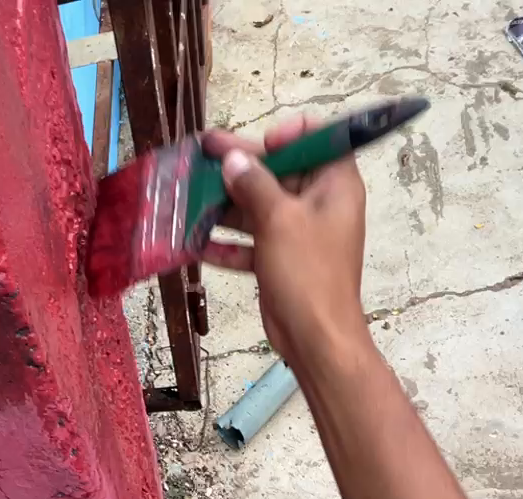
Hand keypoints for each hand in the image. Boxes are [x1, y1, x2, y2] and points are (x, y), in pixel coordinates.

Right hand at [201, 116, 372, 370]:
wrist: (315, 337)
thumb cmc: (307, 273)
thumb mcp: (279, 220)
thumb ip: (254, 185)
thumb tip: (233, 160)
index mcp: (334, 183)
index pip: (317, 140)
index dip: (287, 136)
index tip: (260, 143)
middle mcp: (318, 204)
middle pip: (277, 173)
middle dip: (240, 168)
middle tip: (204, 152)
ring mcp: (297, 235)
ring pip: (258, 209)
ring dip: (225, 206)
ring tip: (189, 195)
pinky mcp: (278, 261)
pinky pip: (250, 244)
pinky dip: (227, 244)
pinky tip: (196, 242)